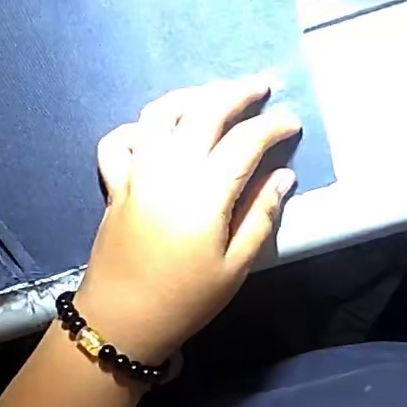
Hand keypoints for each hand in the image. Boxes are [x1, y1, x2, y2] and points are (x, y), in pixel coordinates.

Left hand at [71, 79, 301, 364]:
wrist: (121, 320)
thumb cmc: (186, 299)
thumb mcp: (235, 266)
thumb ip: (260, 216)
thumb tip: (282, 176)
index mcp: (204, 193)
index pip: (244, 142)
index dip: (272, 126)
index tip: (291, 122)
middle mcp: (168, 170)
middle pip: (203, 112)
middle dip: (235, 93)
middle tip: (260, 86)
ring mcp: (136, 172)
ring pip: (160, 114)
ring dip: (190, 96)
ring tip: (214, 95)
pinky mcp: (115, 183)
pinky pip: (120, 140)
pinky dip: (139, 126)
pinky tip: (156, 130)